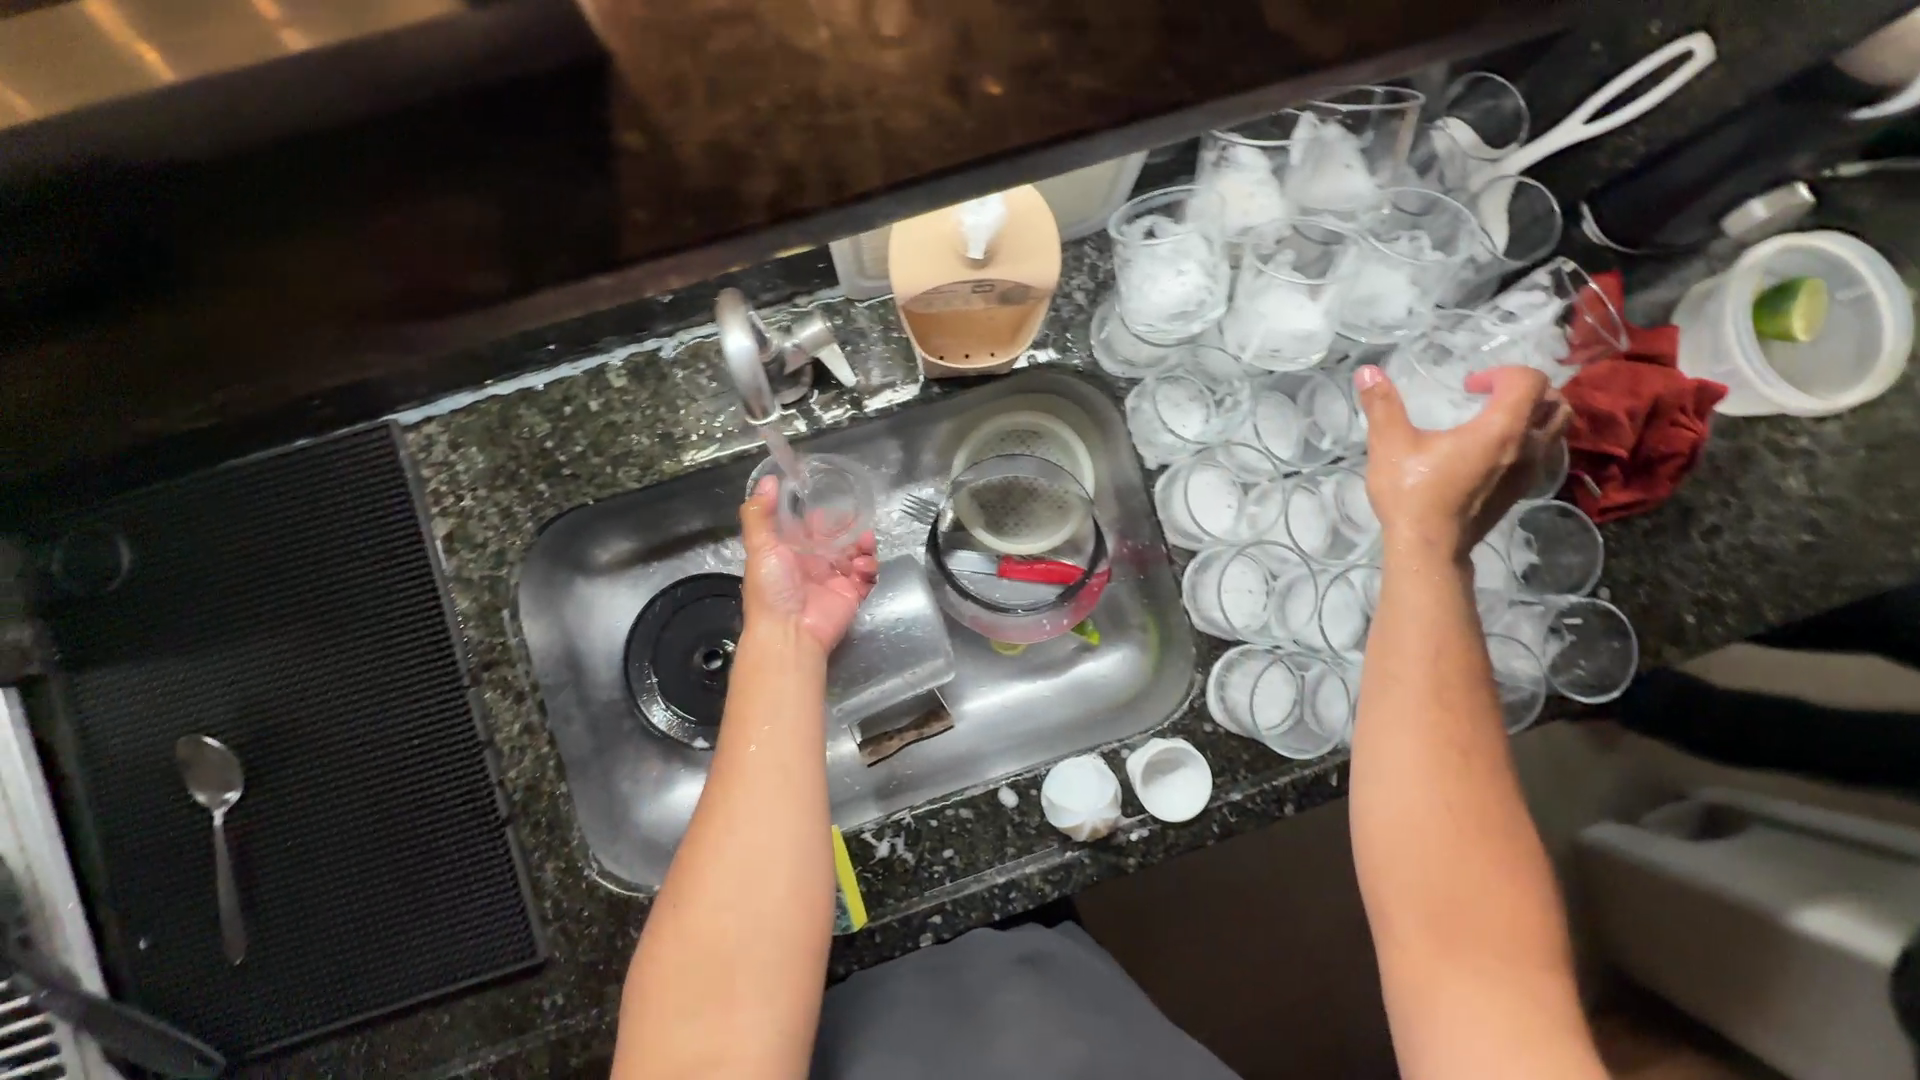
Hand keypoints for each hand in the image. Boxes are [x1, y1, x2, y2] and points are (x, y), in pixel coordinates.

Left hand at [739, 476, 879, 653]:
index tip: (831, 500)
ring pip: (856, 555)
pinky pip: (867, 577)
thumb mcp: (760, 546)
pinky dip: (869, 568)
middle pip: (838, 539)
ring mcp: (834, 580)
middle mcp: (813, 564)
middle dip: (849, 528)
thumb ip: (761, 513)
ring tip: (865, 543)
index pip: (810, 527)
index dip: (821, 515)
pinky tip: (864, 565)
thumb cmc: (771, 589)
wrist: (789, 632)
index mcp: (790, 552)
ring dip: (863, 545)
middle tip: (856, 520)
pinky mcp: (851, 595)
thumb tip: (767, 480)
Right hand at [1353, 364, 1570, 561]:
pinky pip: (1541, 455)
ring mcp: (1528, 473)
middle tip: (1491, 397)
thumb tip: (1368, 370)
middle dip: (1527, 391)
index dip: (1500, 373)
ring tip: (1495, 421)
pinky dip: (1527, 442)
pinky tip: (1491, 452)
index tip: (1468, 386)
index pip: (1529, 381)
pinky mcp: (1519, 492)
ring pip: (1554, 432)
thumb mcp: (1389, 445)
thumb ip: (1382, 405)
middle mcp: (1526, 447)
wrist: (1428, 548)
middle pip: (1555, 403)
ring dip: (1533, 417)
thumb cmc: (1412, 493)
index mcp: (1501, 429)